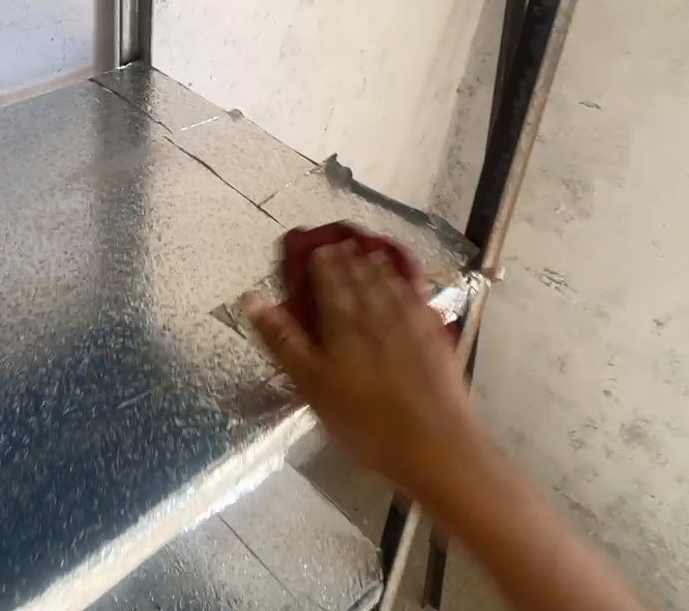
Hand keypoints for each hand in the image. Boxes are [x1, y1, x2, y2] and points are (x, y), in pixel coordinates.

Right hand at [240, 241, 485, 499]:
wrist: (435, 447)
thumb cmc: (363, 421)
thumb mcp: (311, 383)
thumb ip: (282, 339)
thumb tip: (251, 299)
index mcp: (343, 324)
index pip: (330, 285)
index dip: (323, 265)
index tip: (318, 247)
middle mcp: (376, 316)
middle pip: (361, 282)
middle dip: (350, 261)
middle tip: (343, 242)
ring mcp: (410, 327)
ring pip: (391, 288)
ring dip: (380, 269)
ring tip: (372, 252)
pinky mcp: (437, 343)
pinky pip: (420, 305)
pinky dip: (412, 290)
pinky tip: (411, 286)